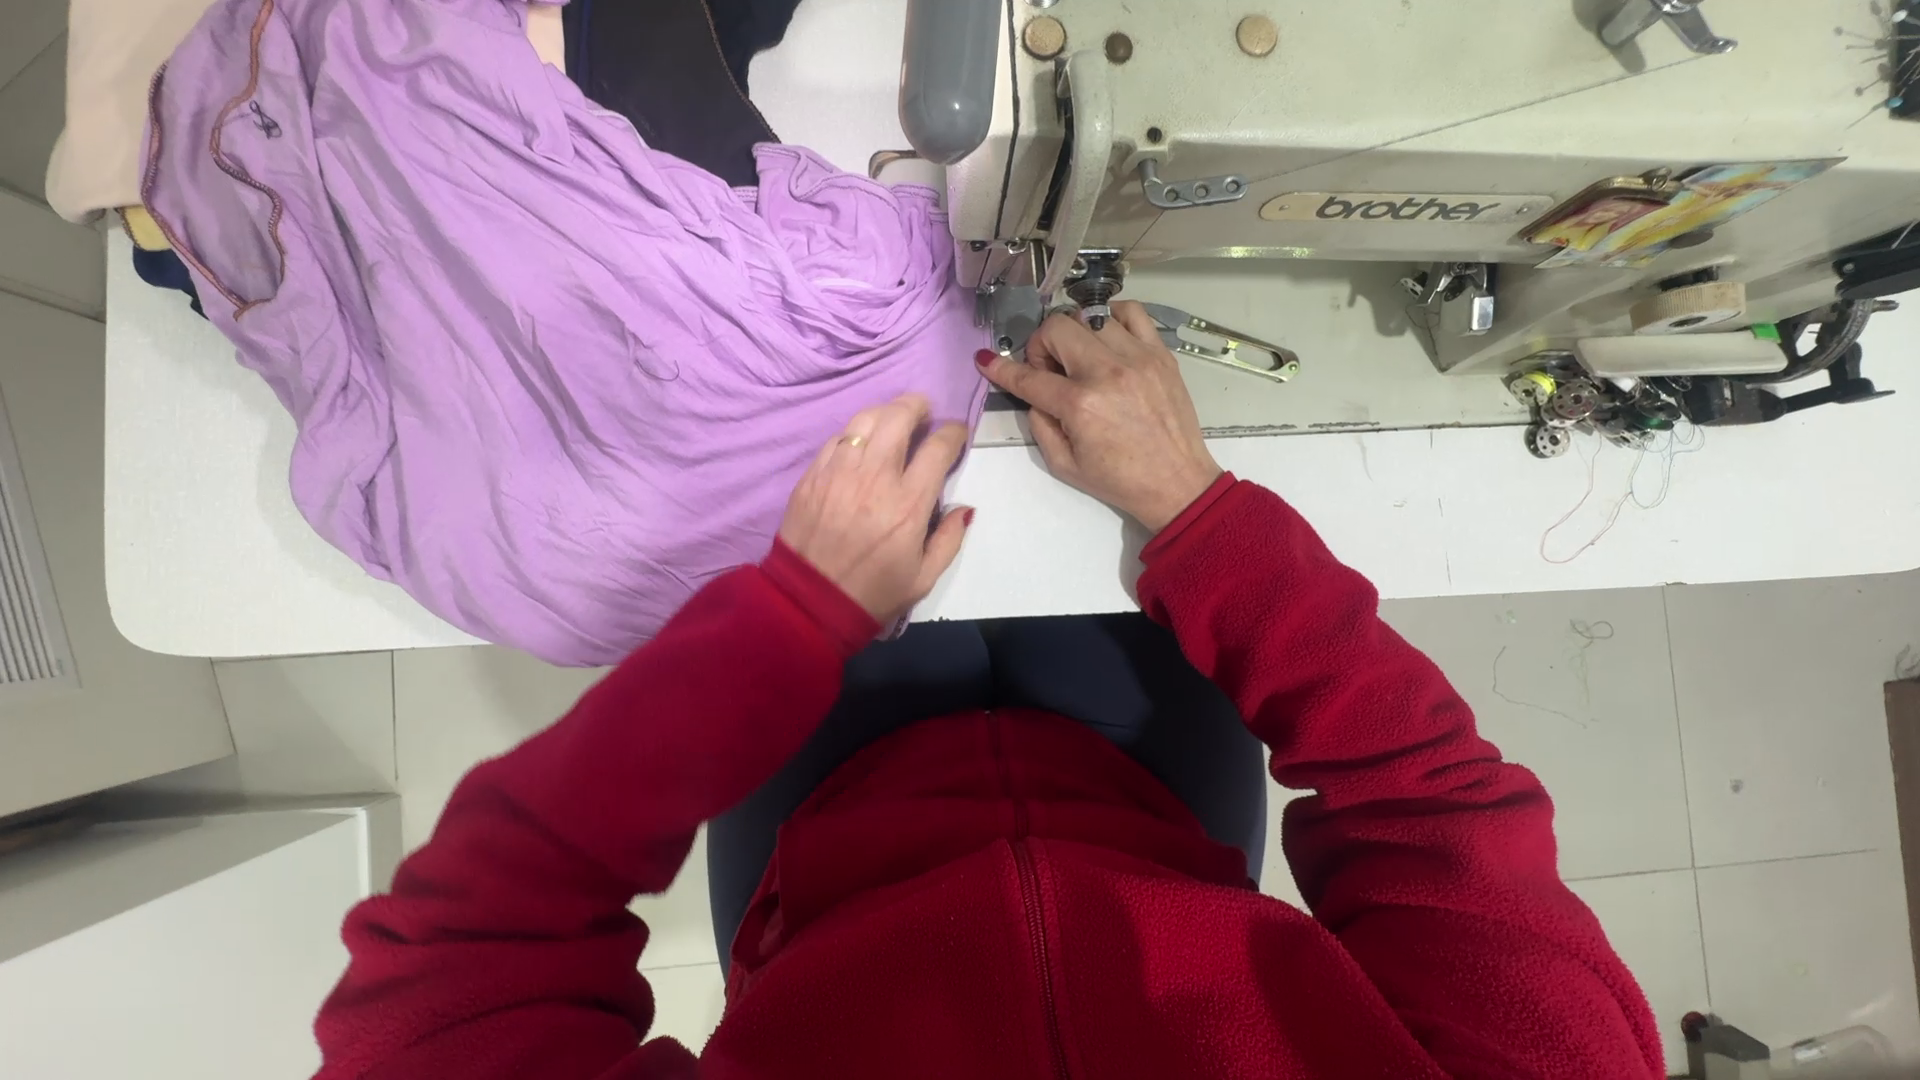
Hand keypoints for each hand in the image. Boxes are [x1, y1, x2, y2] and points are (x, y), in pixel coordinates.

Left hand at [777, 394, 972, 622]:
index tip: (956, 434)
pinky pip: (837, 439)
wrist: (808, 604)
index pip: (938, 447)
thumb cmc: (873, 594)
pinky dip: (854, 433)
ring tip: (893, 420)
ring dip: (885, 412)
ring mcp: (839, 473)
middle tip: (924, 412)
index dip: (953, 432)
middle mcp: (875, 478)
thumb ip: (949, 538)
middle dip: (917, 406)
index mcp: (908, 504)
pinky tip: (861, 443)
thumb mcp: (924, 577)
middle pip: (898, 416)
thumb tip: (963, 507)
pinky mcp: (812, 476)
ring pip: (864, 419)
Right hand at [976, 302, 1221, 532]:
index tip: (987, 360)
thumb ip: (1039, 424)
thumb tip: (1033, 392)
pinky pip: (1131, 312)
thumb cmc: (1119, 480)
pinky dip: (1111, 317)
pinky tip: (1106, 339)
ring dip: (1075, 334)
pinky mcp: (1160, 354)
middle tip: (1050, 370)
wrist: (1176, 482)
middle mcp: (1107, 373)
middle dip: (1042, 346)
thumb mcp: (1064, 464)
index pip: (1029, 376)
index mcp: (1080, 406)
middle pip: (1057, 328)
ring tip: (1081, 358)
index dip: (1002, 369)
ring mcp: (1137, 358)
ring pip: (1090, 316)